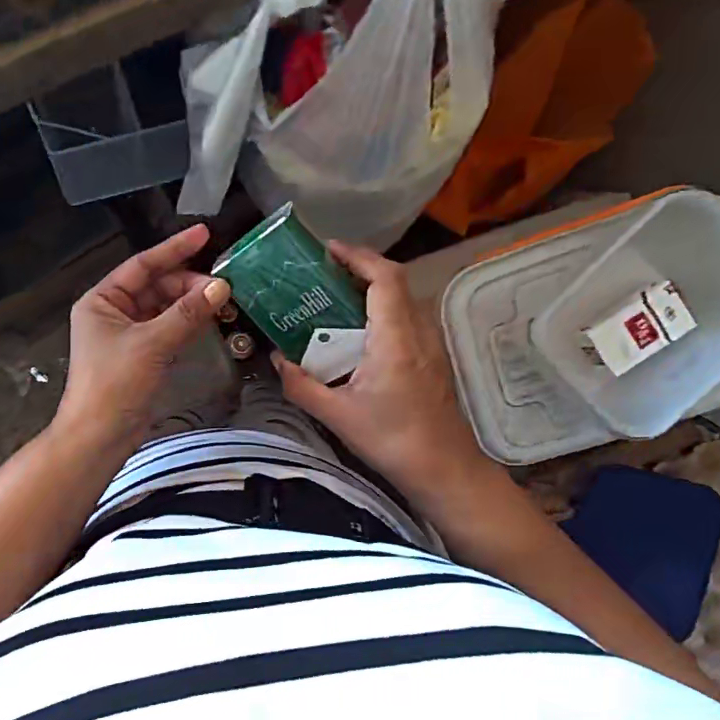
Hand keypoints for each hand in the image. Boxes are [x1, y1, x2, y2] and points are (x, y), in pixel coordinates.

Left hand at [57, 224, 230, 443]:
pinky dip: (187, 324)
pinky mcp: (141, 356)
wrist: (99, 436)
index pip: (142, 265)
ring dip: (190, 303)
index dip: (174, 249)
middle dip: (187, 283)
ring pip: (164, 308)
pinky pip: (167, 329)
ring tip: (221, 301)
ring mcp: (127, 335)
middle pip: (156, 286)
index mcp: (102, 301)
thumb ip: (186, 313)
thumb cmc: (114, 384)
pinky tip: (209, 319)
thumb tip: (220, 286)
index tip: (203, 234)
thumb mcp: (151, 343)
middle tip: (221, 286)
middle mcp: (112, 313)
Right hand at [272, 241, 489, 496]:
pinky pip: (407, 318)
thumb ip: (301, 384)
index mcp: (396, 338)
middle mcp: (419, 331)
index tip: (328, 250)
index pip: (384, 277)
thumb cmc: (391, 440)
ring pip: (403, 299)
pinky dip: (382, 310)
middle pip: (395, 282)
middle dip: (359, 269)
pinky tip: (358, 331)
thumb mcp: (336, 415)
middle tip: (323, 273)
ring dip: (372, 289)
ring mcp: (431, 343)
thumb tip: (276, 360)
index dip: (357, 256)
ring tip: (335, 296)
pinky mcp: (433, 357)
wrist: (444, 469)